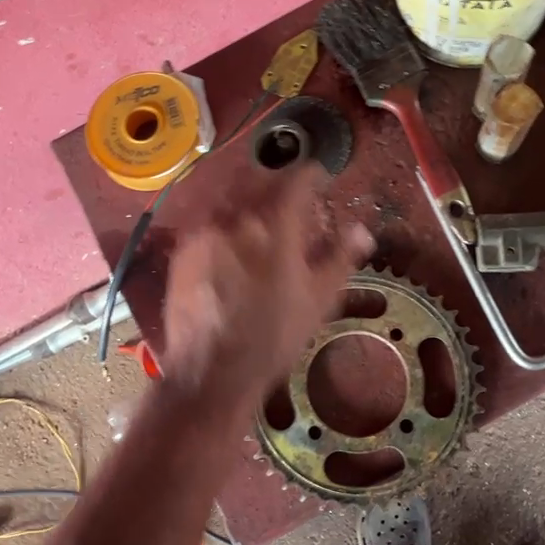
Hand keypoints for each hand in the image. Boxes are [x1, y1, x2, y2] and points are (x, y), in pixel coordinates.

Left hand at [159, 168, 372, 411]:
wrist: (211, 370)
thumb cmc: (274, 337)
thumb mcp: (319, 300)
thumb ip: (341, 258)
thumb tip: (362, 231)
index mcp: (276, 226)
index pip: (296, 181)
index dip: (311, 173)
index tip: (320, 175)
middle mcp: (237, 218)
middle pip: (258, 180)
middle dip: (277, 181)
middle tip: (290, 192)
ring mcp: (204, 232)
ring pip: (229, 197)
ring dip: (248, 197)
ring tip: (260, 213)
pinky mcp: (182, 250)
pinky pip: (207, 220)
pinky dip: (224, 220)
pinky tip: (231, 238)